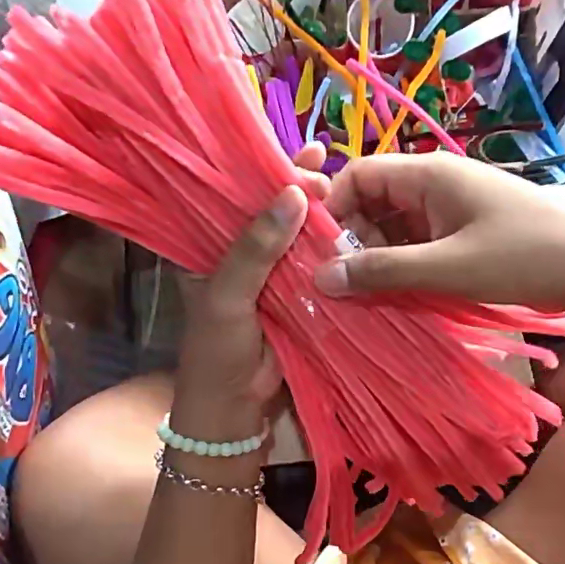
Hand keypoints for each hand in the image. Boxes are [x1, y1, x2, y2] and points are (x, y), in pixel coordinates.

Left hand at [170, 145, 323, 437]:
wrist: (235, 408)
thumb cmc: (217, 350)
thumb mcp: (227, 295)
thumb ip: (256, 247)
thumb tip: (294, 194)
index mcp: (210, 247)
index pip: (237, 196)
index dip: (265, 171)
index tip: (300, 155)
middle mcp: (242, 254)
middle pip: (272, 212)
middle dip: (300, 190)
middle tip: (328, 175)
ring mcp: (272, 276)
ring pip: (297, 237)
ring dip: (320, 217)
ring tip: (346, 194)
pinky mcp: (298, 297)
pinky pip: (315, 266)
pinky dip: (332, 250)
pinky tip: (354, 231)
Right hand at [313, 152, 564, 310]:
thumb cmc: (524, 256)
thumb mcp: (448, 268)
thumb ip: (384, 272)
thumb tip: (320, 277)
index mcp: (428, 174)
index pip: (358, 175)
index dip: (333, 210)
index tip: (323, 255)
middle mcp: (435, 185)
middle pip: (373, 202)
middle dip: (355, 241)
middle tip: (349, 285)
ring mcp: (451, 210)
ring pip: (395, 228)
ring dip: (380, 258)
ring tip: (372, 296)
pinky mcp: (464, 233)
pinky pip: (419, 244)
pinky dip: (405, 266)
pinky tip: (402, 294)